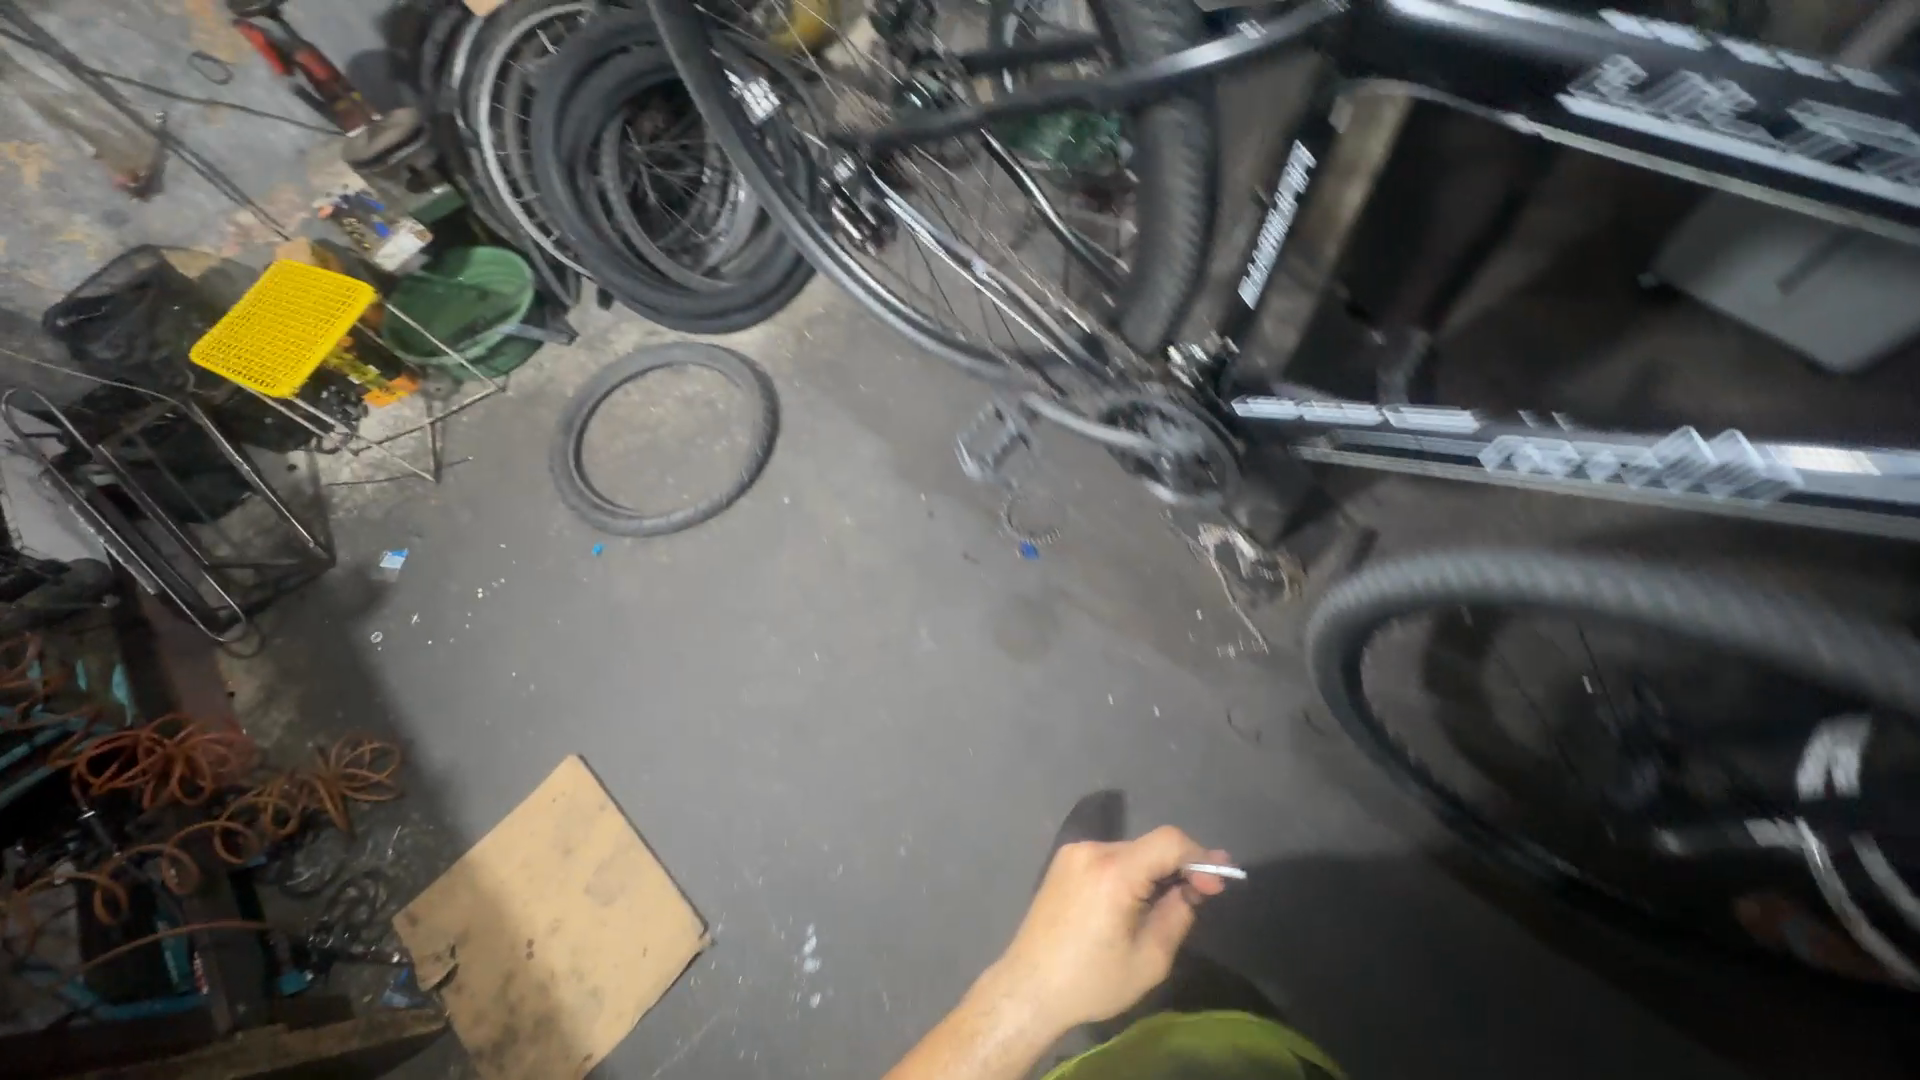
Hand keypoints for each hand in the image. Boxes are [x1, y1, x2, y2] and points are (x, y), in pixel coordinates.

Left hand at [981, 825, 1230, 1035]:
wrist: (1028, 986)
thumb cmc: (1091, 981)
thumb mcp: (1150, 959)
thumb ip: (1179, 915)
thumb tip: (1196, 887)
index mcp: (1114, 872)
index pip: (1169, 840)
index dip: (1200, 857)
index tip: (1217, 883)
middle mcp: (1092, 851)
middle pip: (1150, 845)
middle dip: (1180, 866)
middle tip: (1203, 893)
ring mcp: (1073, 853)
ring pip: (1130, 851)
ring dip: (1154, 870)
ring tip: (1167, 903)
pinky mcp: (1063, 862)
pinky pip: (1109, 858)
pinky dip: (1130, 872)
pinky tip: (1134, 901)